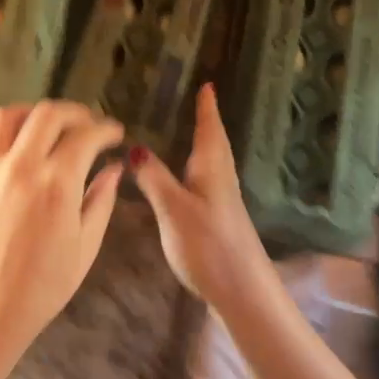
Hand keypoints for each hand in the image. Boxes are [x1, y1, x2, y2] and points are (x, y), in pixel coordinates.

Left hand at [0, 101, 125, 353]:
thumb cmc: (41, 288)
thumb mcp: (85, 248)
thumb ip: (100, 201)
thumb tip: (114, 168)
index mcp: (57, 182)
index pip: (85, 136)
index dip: (105, 129)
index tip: (114, 134)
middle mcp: (20, 165)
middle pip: (47, 114)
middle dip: (73, 112)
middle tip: (85, 124)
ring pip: (6, 116)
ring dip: (31, 115)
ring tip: (43, 128)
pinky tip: (4, 150)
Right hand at [129, 84, 277, 313]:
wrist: (243, 293)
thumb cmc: (209, 244)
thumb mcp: (173, 208)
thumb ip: (153, 177)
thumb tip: (135, 147)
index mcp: (212, 168)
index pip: (209, 129)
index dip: (207, 108)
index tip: (207, 85)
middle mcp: (221, 179)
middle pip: (214, 143)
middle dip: (205, 122)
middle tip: (195, 103)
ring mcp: (224, 201)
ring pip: (212, 163)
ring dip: (202, 145)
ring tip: (187, 134)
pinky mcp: (221, 220)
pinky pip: (207, 181)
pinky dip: (197, 168)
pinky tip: (186, 179)